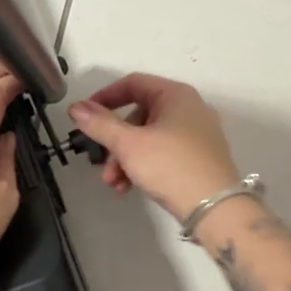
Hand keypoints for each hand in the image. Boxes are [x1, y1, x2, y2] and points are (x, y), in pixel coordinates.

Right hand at [67, 73, 241, 219]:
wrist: (215, 206)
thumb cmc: (170, 166)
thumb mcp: (128, 145)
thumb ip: (100, 124)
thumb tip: (75, 108)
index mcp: (175, 95)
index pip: (133, 84)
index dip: (104, 97)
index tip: (84, 116)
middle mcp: (189, 108)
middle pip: (138, 116)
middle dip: (114, 143)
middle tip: (102, 165)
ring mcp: (196, 133)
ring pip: (148, 138)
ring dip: (124, 160)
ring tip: (115, 184)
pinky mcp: (198, 156)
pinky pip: (162, 153)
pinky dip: (142, 166)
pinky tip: (130, 187)